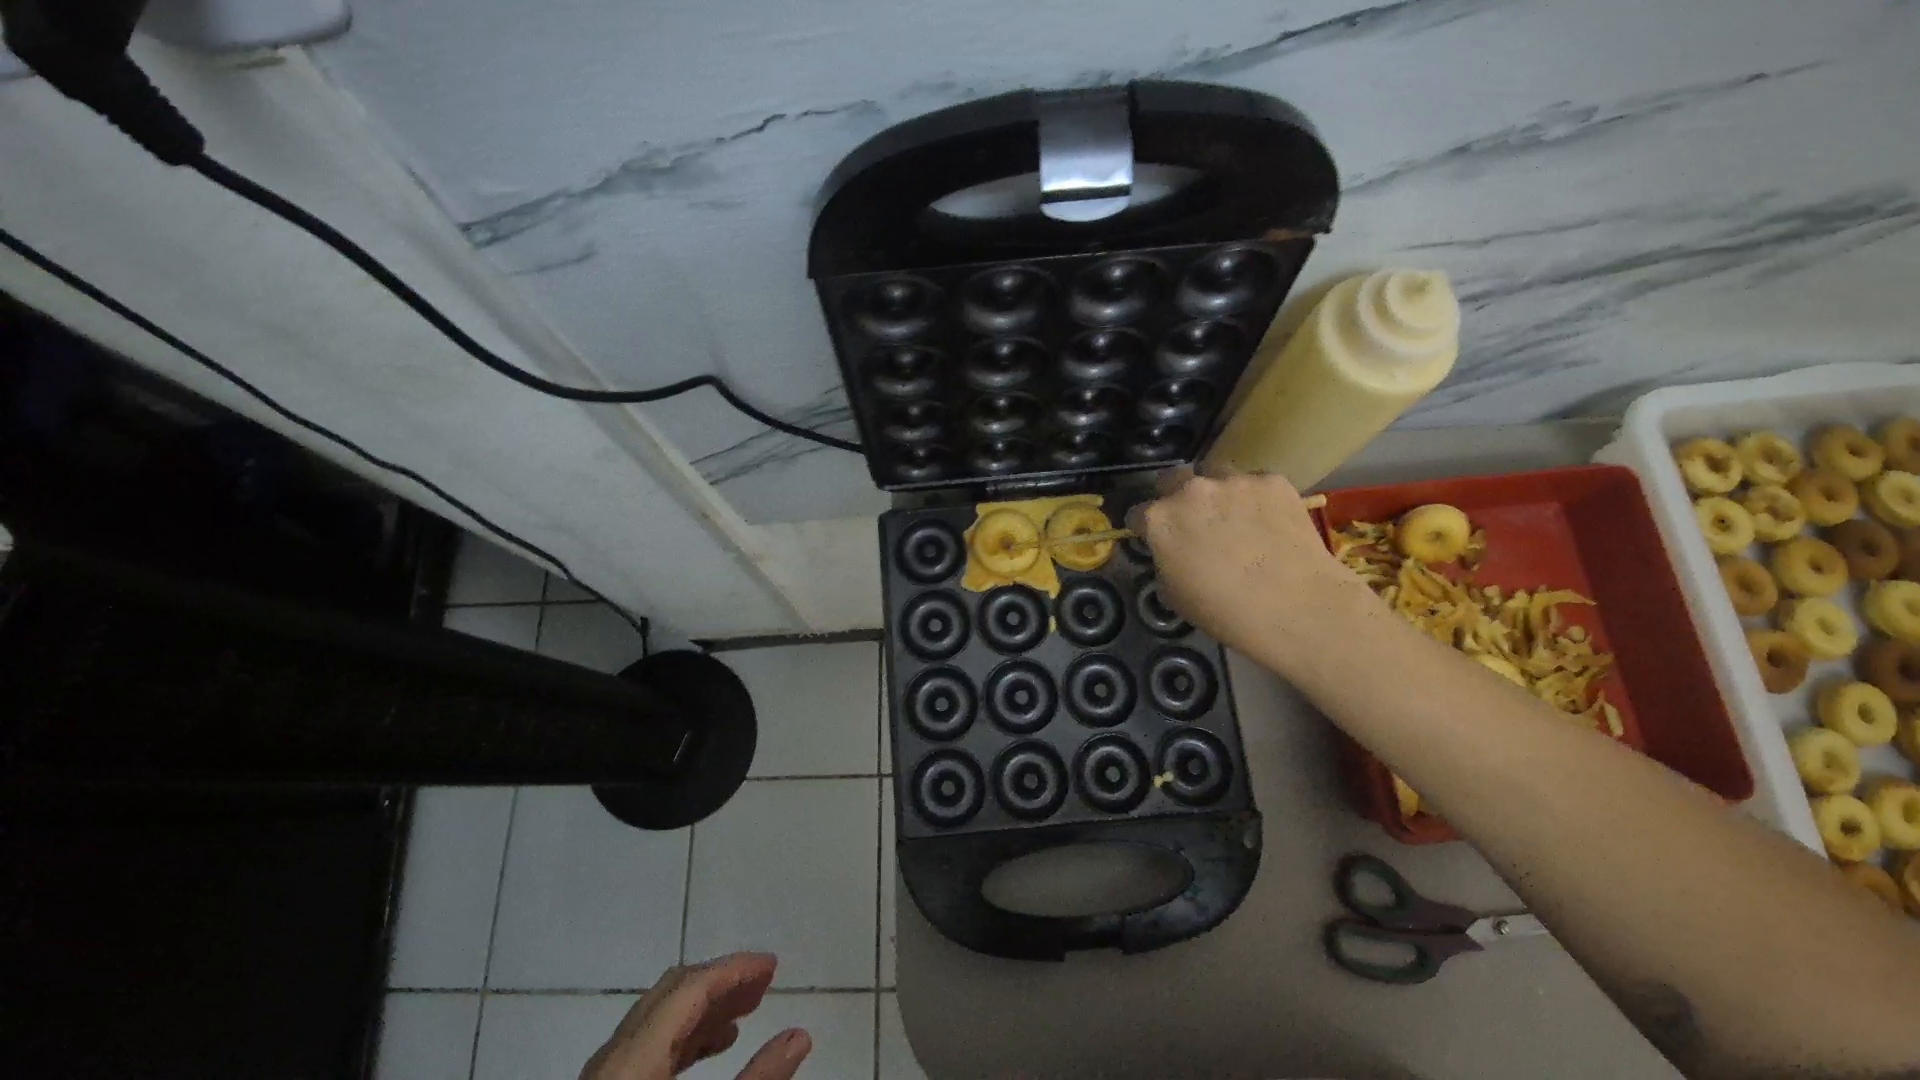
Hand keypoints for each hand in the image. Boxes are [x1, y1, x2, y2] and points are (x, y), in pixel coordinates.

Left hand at [580, 952, 810, 1079]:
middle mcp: (613, 1061)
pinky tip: (713, 1051)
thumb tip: (799, 1036)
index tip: (773, 966)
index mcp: (633, 1061)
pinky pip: (647, 1051)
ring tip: (744, 1018)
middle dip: (720, 985)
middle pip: (669, 997)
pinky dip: (684, 1040)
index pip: (688, 989)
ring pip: (657, 1023)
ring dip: (703, 1012)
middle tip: (765, 986)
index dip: (733, 970)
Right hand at [1127, 469, 1372, 676]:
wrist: (1295, 606)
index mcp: (1160, 520)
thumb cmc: (1225, 611)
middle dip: (1176, 496)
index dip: (1144, 528)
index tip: (1154, 538)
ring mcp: (1234, 480)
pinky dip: (1256, 498)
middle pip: (1172, 479)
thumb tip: (1174, 556)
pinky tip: (1269, 521)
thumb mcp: (1175, 596)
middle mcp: (1191, 490)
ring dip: (1217, 490)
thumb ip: (1165, 564)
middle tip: (1192, 520)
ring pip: (1216, 473)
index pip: (1138, 513)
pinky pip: (1255, 482)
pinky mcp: (1272, 480)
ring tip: (1234, 515)